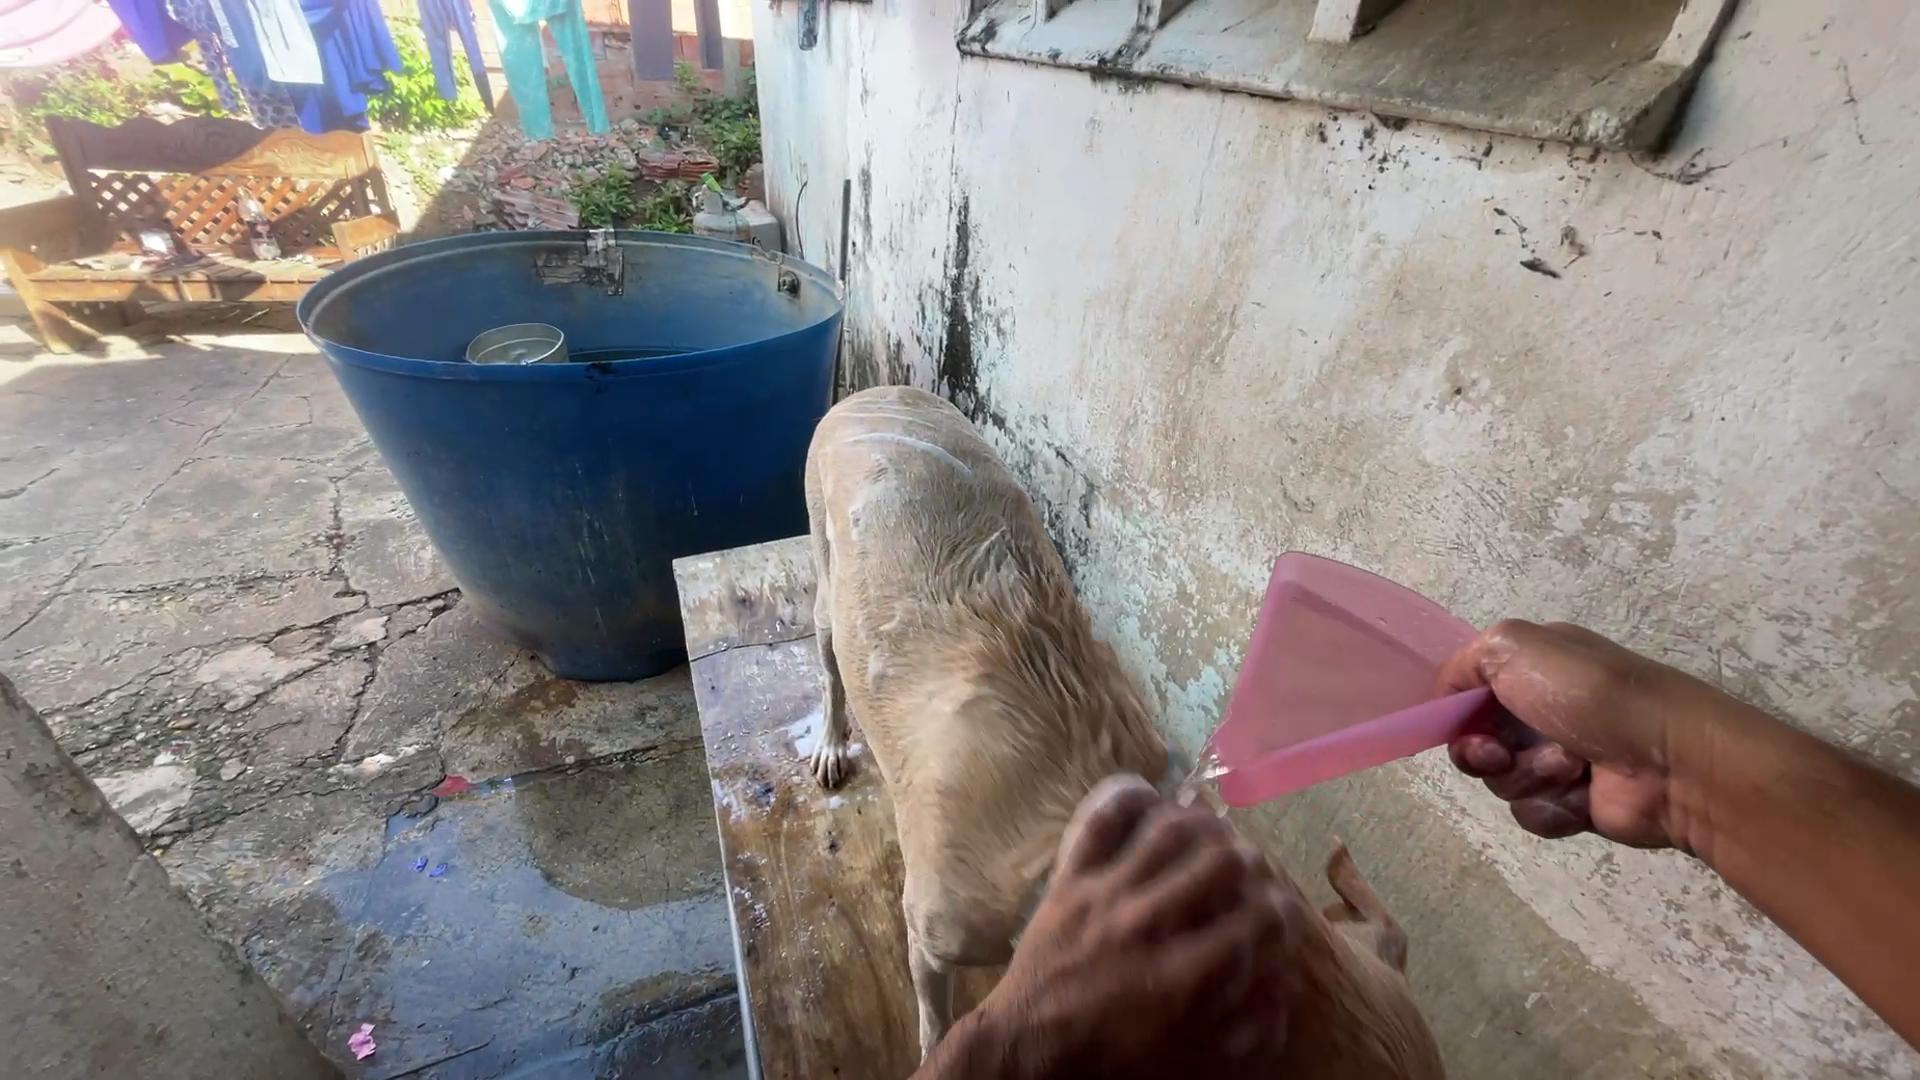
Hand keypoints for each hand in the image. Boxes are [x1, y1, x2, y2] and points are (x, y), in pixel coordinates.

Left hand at [977, 775, 1304, 1078]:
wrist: (1034, 1042)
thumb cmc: (1118, 1055)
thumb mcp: (1194, 1058)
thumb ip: (1248, 1021)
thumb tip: (1285, 975)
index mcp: (1190, 977)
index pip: (1260, 920)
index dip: (1284, 910)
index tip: (1280, 911)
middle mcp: (1153, 923)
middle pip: (1222, 863)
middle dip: (1251, 859)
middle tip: (1250, 867)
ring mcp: (1108, 892)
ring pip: (1168, 832)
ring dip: (1202, 824)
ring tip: (1212, 830)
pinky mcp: (1071, 875)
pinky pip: (1100, 821)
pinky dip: (1127, 798)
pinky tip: (1150, 796)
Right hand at [1438, 620, 1731, 851]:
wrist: (1676, 760)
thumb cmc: (1590, 693)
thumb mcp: (1511, 646)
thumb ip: (1459, 664)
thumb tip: (1446, 700)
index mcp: (1529, 670)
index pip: (1466, 690)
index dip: (1453, 708)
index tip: (1454, 719)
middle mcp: (1540, 712)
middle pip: (1472, 740)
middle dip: (1478, 751)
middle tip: (1496, 754)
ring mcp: (1558, 759)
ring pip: (1498, 779)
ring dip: (1525, 775)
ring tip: (1568, 767)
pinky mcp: (1576, 803)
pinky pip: (1529, 812)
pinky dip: (1549, 805)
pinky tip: (1580, 794)